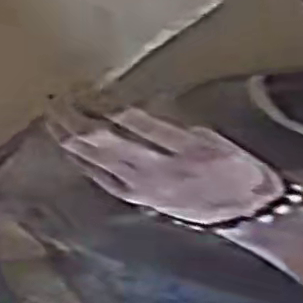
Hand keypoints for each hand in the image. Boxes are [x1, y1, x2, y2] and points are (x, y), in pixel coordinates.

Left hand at [50, 105, 284, 225]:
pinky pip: (87, 169)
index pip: (129, 118)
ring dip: (60, 128)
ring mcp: (137, 184)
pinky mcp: (126, 196)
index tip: (85, 86)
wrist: (252, 216)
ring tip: (51, 111)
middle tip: (57, 95)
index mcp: (190, 150)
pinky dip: (71, 148)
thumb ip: (169, 122)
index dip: (99, 99)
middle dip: (68, 111)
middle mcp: (159, 168)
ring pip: (82, 151)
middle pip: (94, 135)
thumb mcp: (216, 140)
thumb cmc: (237, 170)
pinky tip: (62, 135)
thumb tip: (124, 101)